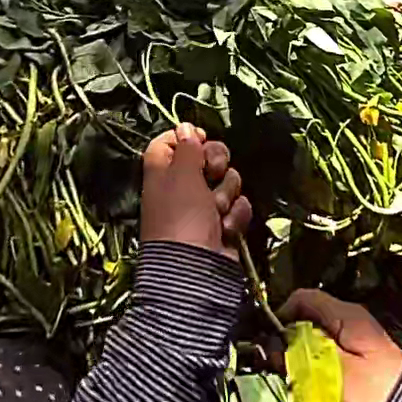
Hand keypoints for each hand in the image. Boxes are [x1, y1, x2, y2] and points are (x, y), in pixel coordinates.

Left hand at [140, 123, 251, 260]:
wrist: (196, 274)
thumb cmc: (182, 216)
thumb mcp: (182, 174)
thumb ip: (186, 148)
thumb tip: (185, 127)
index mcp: (164, 172)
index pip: (171, 141)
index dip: (187, 137)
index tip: (199, 138)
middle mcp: (183, 187)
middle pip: (207, 156)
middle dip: (216, 162)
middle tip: (213, 172)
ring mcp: (204, 208)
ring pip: (227, 180)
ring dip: (226, 194)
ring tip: (216, 212)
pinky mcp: (224, 226)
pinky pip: (238, 206)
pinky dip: (235, 216)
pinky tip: (227, 230)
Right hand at [277, 290, 401, 401]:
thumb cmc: (374, 395)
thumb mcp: (334, 371)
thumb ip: (305, 351)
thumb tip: (279, 339)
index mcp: (346, 314)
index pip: (305, 298)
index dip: (282, 314)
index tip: (269, 338)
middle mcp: (352, 322)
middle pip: (310, 321)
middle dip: (292, 341)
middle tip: (280, 366)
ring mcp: (359, 345)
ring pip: (319, 344)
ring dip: (305, 360)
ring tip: (297, 382)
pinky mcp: (364, 368)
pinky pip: (331, 362)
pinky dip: (320, 373)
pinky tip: (316, 391)